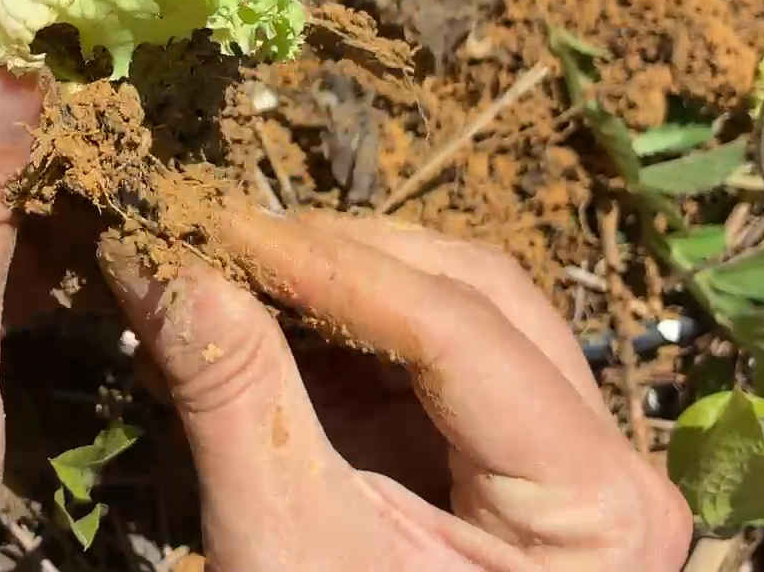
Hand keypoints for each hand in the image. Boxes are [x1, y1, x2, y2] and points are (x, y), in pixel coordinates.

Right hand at [98, 207, 692, 571]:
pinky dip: (336, 320)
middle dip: (339, 256)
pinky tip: (268, 320)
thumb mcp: (286, 552)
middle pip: (470, 292)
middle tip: (230, 241)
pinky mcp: (491, 445)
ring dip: (335, 277)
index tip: (220, 224)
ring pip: (449, 302)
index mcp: (598, 504)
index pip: (455, 328)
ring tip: (238, 272)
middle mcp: (603, 454)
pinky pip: (419, 344)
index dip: (326, 263)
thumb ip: (233, 395)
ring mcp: (555, 444)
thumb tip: (160, 261)